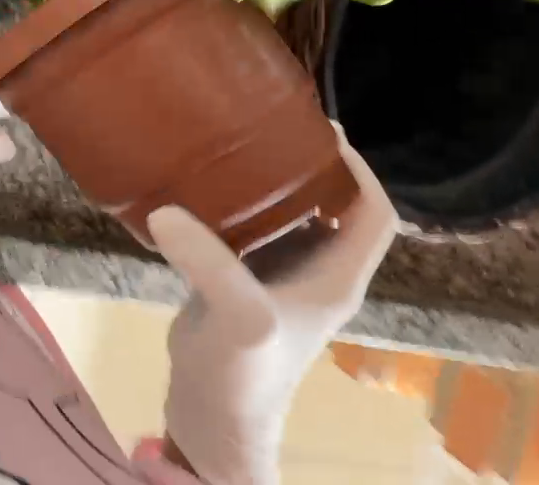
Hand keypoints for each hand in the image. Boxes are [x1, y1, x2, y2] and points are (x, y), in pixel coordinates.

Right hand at [149, 135, 397, 484]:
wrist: (210, 414)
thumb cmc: (244, 371)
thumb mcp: (238, 318)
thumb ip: (211, 266)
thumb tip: (165, 210)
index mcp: (335, 277)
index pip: (372, 214)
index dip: (359, 172)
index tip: (322, 132)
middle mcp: (313, 271)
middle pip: (329, 207)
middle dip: (309, 165)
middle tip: (267, 125)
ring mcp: (275, 276)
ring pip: (285, 216)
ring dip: (268, 182)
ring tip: (231, 144)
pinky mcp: (237, 279)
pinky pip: (244, 229)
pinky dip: (229, 202)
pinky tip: (195, 185)